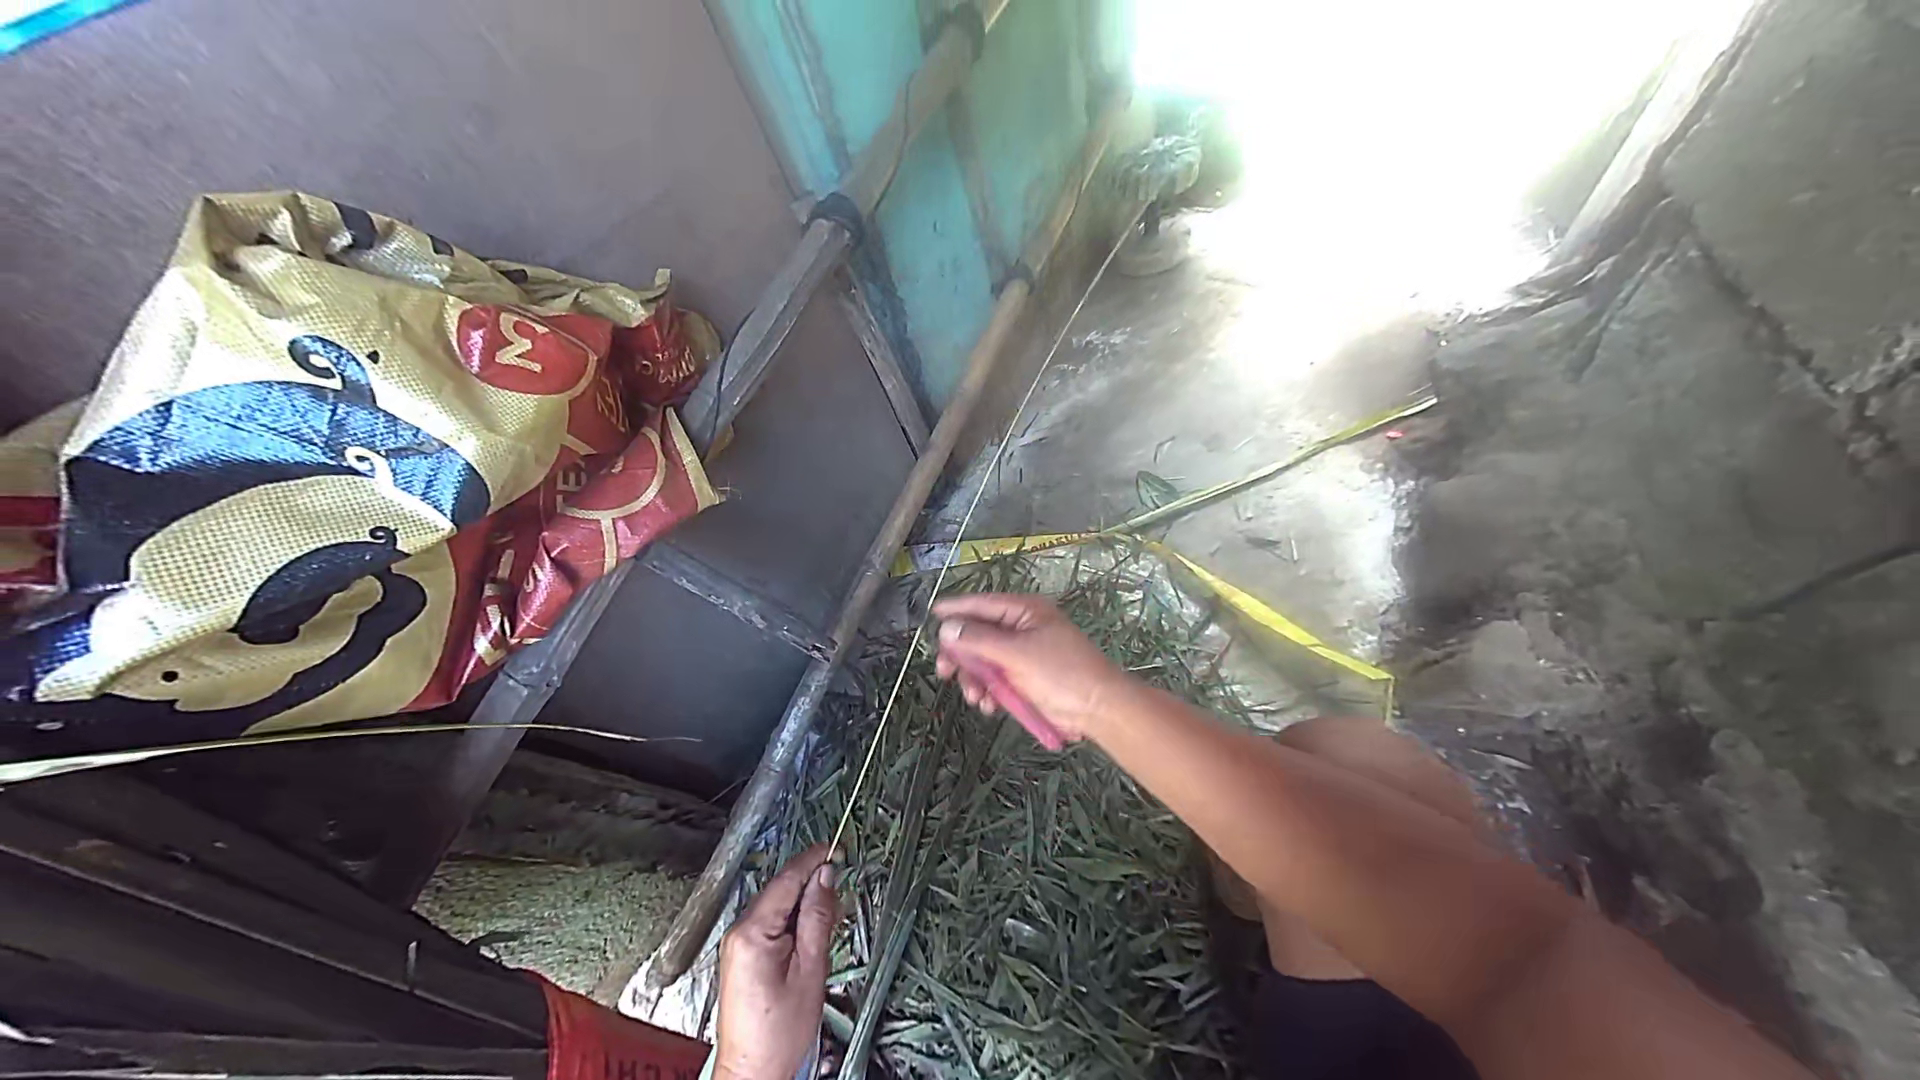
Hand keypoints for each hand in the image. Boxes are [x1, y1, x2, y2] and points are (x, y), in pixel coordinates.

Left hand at [714, 845, 838, 1079]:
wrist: (752, 1076)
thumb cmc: (780, 1033)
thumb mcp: (810, 970)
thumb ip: (817, 917)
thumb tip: (824, 876)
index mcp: (752, 933)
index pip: (786, 880)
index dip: (812, 860)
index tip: (834, 848)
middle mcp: (738, 932)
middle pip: (780, 890)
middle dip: (811, 885)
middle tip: (839, 892)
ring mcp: (736, 944)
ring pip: (776, 906)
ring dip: (803, 904)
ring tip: (830, 917)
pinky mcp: (740, 956)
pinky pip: (769, 924)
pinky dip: (792, 921)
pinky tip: (810, 933)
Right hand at [932, 592, 1130, 740]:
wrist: (1097, 708)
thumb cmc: (1062, 672)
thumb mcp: (1016, 653)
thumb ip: (978, 640)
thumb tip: (947, 627)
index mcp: (1024, 611)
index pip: (982, 604)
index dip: (957, 609)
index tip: (932, 614)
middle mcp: (1021, 629)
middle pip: (978, 636)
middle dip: (962, 656)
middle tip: (945, 671)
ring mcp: (1023, 656)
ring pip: (984, 663)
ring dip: (975, 680)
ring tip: (976, 697)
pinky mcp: (1025, 680)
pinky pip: (996, 681)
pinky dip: (989, 693)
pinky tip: (989, 706)